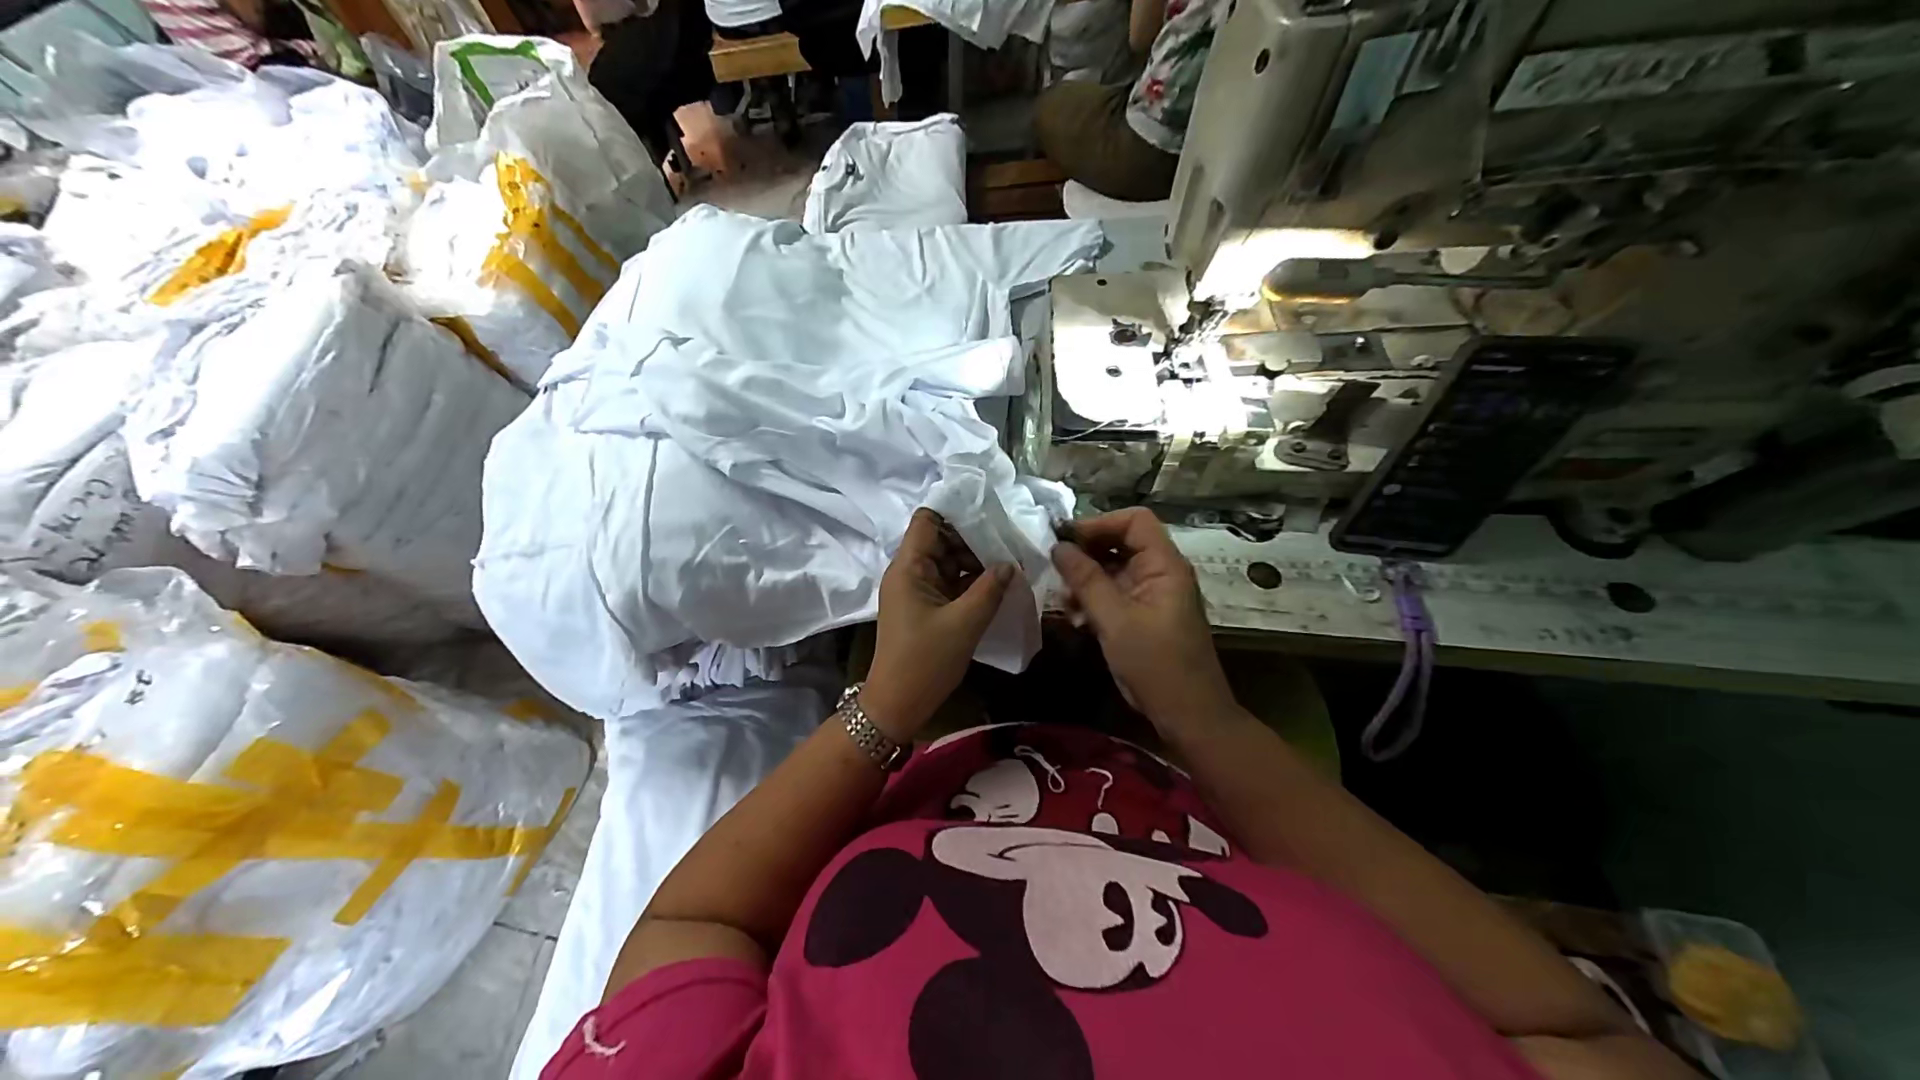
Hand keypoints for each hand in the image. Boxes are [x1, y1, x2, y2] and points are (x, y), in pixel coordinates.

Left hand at [864, 508, 1017, 739]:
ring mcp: (916, 590)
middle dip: (973, 539)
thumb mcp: (964, 623)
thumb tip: (1010, 564)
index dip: (956, 513)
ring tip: (1009, 563)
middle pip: (940, 539)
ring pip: (947, 561)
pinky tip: (997, 585)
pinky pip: (948, 583)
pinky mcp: (924, 607)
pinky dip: (969, 581)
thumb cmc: (925, 661)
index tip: (991, 515)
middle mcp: (909, 572)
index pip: (928, 520)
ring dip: (974, 561)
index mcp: (908, 568)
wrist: (898, 704)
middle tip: (1009, 542)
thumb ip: (989, 589)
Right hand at [1051, 507, 1235, 728]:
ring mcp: (1152, 595)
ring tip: (1064, 601)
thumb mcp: (1114, 620)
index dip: (1098, 523)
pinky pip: (1114, 594)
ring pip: (1113, 570)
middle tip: (1056, 570)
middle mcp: (1160, 573)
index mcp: (1164, 565)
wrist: (1188, 715)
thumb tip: (1057, 547)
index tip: (1064, 540)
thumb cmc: (1156, 664)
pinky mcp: (1143, 616)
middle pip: (1121, 543)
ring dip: (1086, 580)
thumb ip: (1085, 579)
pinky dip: (1093, 600)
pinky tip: (1076, 618)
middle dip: (1086, 554)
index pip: (1134, 521)